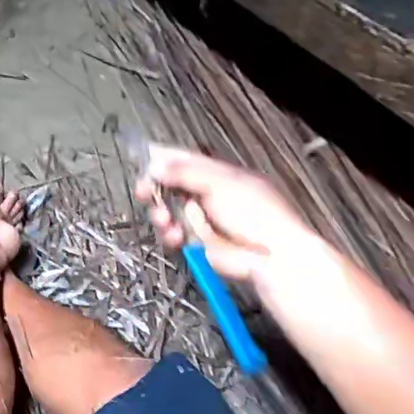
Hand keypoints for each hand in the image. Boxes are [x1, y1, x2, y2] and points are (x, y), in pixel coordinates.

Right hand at [135, 144, 323, 291]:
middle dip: (155, 188)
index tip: (144, 157)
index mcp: (220, 175)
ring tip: (163, 219)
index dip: (165, 158)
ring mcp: (203, 219)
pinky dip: (170, 234)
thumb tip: (155, 165)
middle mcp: (210, 194)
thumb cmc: (256, 214)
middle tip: (143, 191)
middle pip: (172, 186)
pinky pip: (174, 234)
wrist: (270, 257)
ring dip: (161, 213)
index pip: (187, 160)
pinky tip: (175, 236)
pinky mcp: (198, 243)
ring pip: (169, 211)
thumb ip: (186, 173)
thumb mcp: (221, 183)